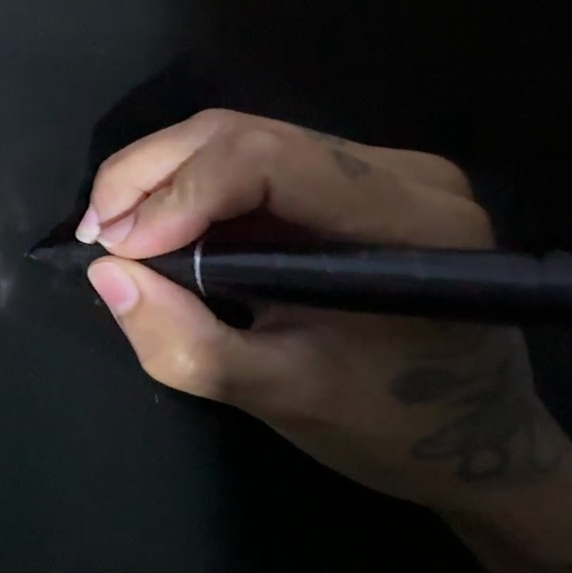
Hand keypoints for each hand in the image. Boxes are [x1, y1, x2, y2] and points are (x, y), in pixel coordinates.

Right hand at [78, 109, 571, 512]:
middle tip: (98, 236)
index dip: (176, 194)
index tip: (119, 249)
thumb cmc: (391, 426)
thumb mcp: (284, 399)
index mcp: (408, 224)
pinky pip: (235, 156)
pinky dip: (176, 184)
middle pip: (234, 133)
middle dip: (145, 177)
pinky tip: (152, 224)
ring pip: (226, 135)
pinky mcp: (338, 175)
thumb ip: (192, 346)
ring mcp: (368, 166)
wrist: (473, 439)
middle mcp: (396, 173)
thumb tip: (106, 274)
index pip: (265, 160)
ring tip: (116, 233)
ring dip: (152, 177)